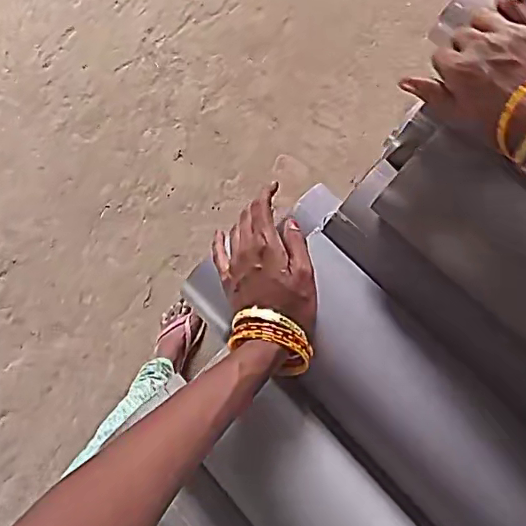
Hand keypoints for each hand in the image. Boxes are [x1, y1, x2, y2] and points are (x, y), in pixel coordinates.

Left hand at [211, 181, 316, 336]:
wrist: (268, 338)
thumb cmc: (292, 310)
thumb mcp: (306, 275)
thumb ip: (297, 244)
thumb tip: (290, 223)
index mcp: (268, 247)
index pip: (262, 210)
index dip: (266, 194)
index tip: (273, 187)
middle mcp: (247, 251)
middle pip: (247, 217)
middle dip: (256, 205)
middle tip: (266, 201)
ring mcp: (234, 265)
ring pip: (234, 231)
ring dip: (244, 219)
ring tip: (253, 215)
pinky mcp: (227, 280)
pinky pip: (218, 253)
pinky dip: (220, 240)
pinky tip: (221, 234)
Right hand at [400, 0, 525, 156]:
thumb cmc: (505, 124)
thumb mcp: (460, 116)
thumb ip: (432, 94)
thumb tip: (406, 81)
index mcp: (458, 67)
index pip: (440, 56)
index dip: (448, 67)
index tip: (458, 77)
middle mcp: (478, 44)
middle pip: (460, 35)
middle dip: (465, 46)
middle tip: (478, 63)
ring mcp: (508, 32)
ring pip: (483, 16)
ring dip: (484, 26)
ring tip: (492, 40)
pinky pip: (516, 4)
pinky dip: (509, 6)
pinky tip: (507, 12)